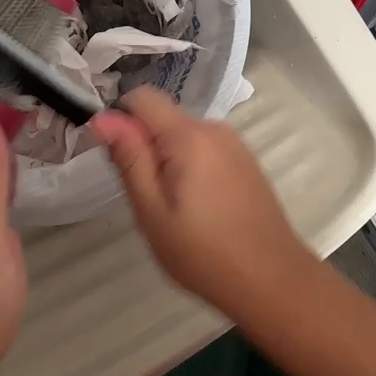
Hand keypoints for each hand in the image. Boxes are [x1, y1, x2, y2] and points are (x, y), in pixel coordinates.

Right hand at [89, 86, 314, 317]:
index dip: (120, 118)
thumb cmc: (203, 252)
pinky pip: (205, 149)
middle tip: (147, 199)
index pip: (143, 97)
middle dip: (146, 148)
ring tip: (174, 211)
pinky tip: (199, 209)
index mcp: (189, 135)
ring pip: (184, 136)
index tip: (115, 158)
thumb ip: (129, 158)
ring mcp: (234, 143)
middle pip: (164, 119)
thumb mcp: (153, 211)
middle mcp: (214, 128)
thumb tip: (103, 118)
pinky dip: (191, 168)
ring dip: (168, 161)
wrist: (271, 279)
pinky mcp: (245, 160)